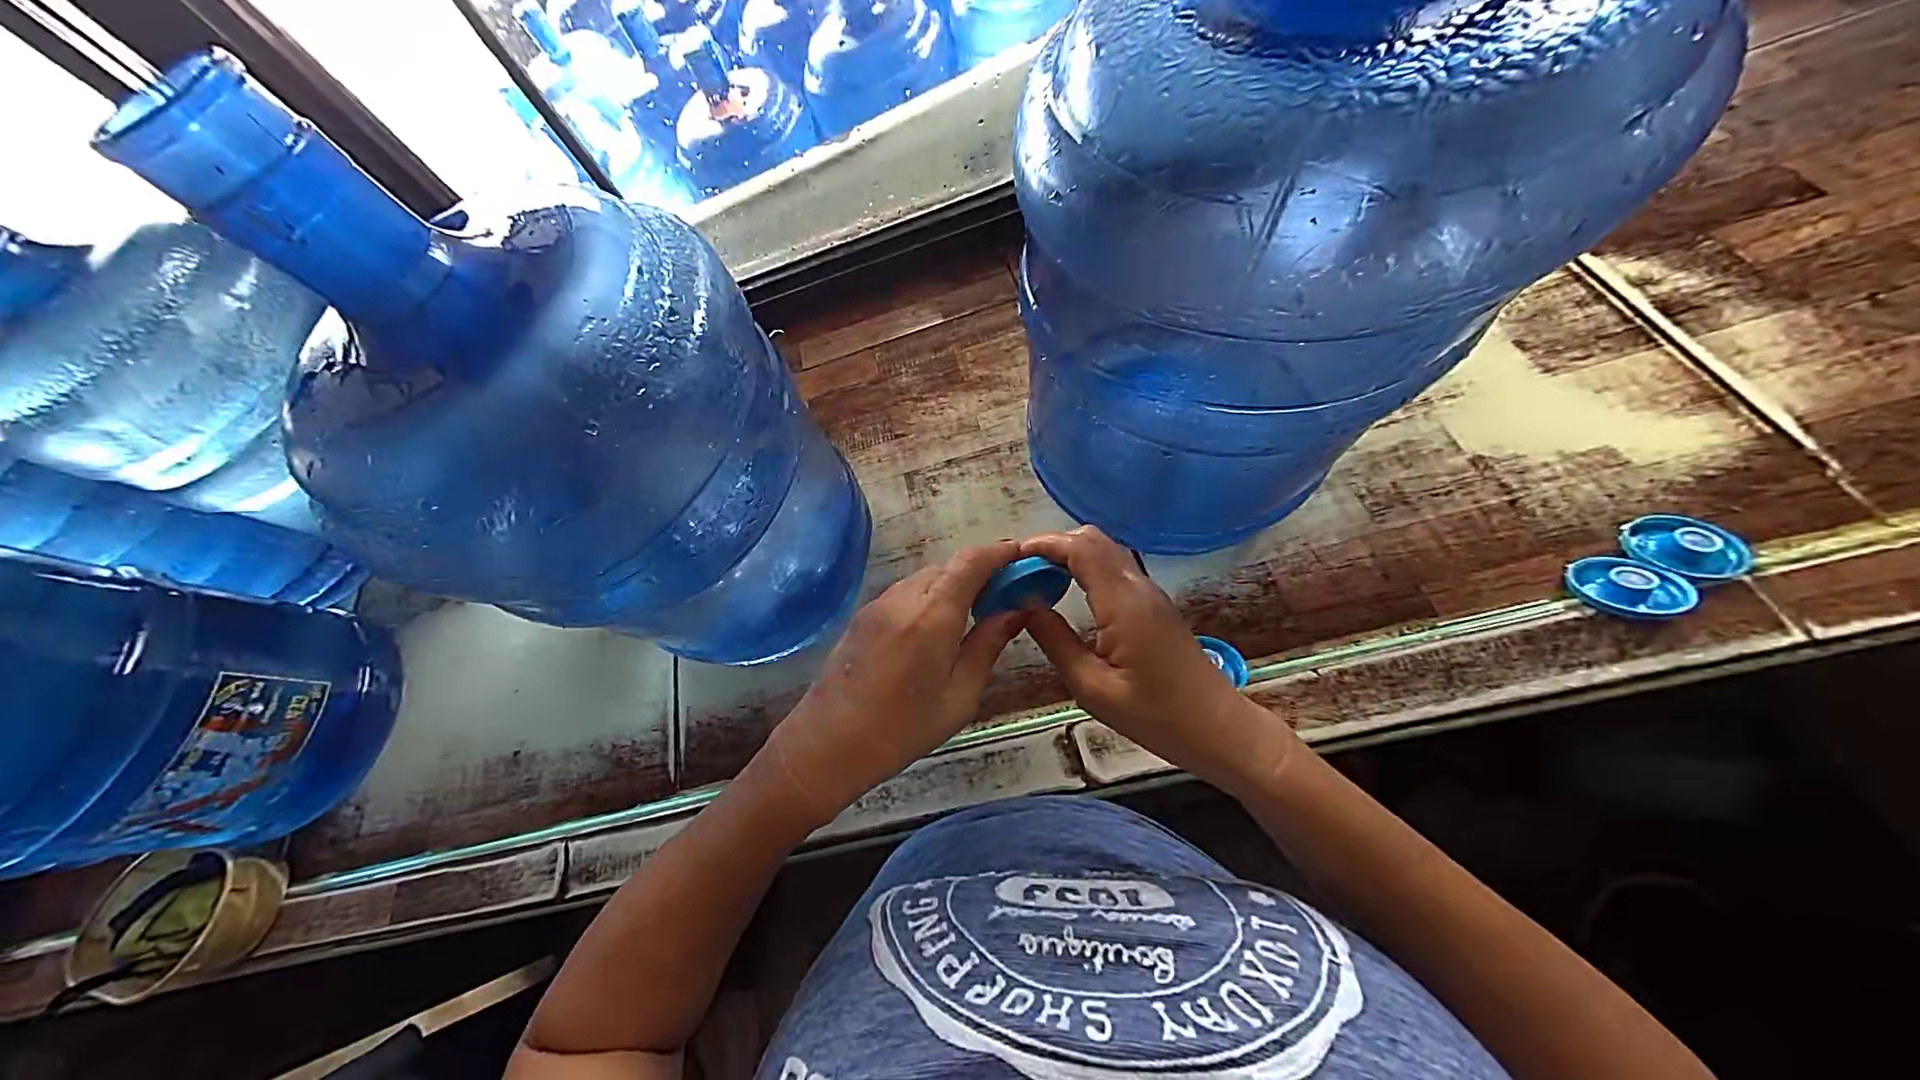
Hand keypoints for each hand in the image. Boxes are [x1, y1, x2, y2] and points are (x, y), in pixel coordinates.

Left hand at [757, 541, 1029, 828]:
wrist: (827, 744)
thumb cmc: (902, 729)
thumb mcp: (959, 695)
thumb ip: (988, 645)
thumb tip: (1016, 611)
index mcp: (933, 615)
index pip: (971, 562)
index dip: (999, 552)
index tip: (1022, 555)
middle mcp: (903, 598)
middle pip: (949, 567)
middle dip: (980, 572)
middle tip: (1005, 594)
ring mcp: (878, 604)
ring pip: (926, 578)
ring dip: (953, 584)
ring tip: (974, 613)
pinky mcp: (863, 615)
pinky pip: (906, 592)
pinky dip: (930, 596)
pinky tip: (938, 627)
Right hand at [1020, 526, 1299, 789]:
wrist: (1216, 728)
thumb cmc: (1154, 716)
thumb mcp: (1092, 687)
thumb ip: (1054, 640)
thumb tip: (1023, 604)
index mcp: (1123, 602)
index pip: (1080, 547)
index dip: (1042, 544)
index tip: (1009, 559)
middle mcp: (1138, 587)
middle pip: (1092, 540)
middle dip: (1051, 546)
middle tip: (1018, 571)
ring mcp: (1149, 593)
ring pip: (1104, 551)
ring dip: (1068, 555)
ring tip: (1033, 580)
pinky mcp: (1152, 604)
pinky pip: (1113, 570)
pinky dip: (1083, 569)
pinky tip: (1064, 593)